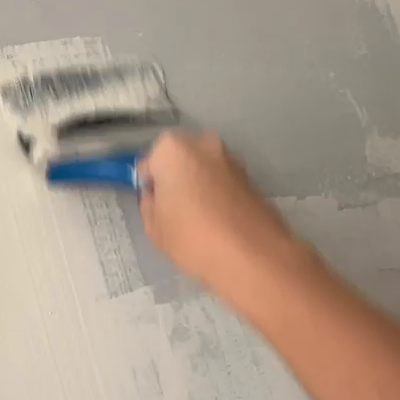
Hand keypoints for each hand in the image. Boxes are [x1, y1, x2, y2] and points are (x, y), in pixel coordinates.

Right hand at [137, 131, 304, 291]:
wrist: (250, 255)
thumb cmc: (191, 237)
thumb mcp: (153, 227)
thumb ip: (150, 203)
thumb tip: (157, 195)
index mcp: (172, 150)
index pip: (149, 161)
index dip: (148, 183)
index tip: (152, 202)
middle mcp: (203, 144)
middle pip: (179, 158)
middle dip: (174, 177)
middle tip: (172, 209)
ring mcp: (231, 158)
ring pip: (203, 168)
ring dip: (197, 184)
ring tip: (197, 218)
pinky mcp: (250, 176)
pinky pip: (222, 181)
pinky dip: (216, 193)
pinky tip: (216, 220)